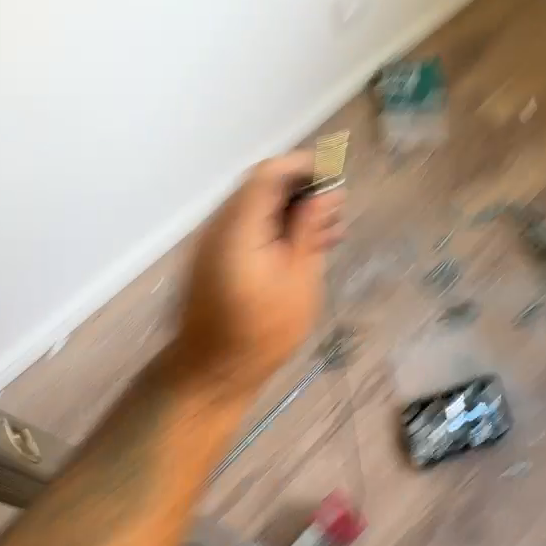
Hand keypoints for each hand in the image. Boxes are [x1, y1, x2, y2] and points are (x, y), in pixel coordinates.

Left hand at [170, 150, 345, 396]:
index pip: (270, 173)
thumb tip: (326, 193)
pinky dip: (274, 228)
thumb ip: (309, 229)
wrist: (208, 378)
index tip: (335, 180)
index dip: (304, 167)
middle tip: (337, 210)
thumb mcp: (299, 279)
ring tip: (329, 231)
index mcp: (239, 226)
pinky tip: (303, 249)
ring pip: (256, 207)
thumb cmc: (261, 333)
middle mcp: (219, 225)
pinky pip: (246, 228)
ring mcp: (212, 242)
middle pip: (262, 187)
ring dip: (291, 211)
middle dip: (302, 190)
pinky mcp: (213, 260)